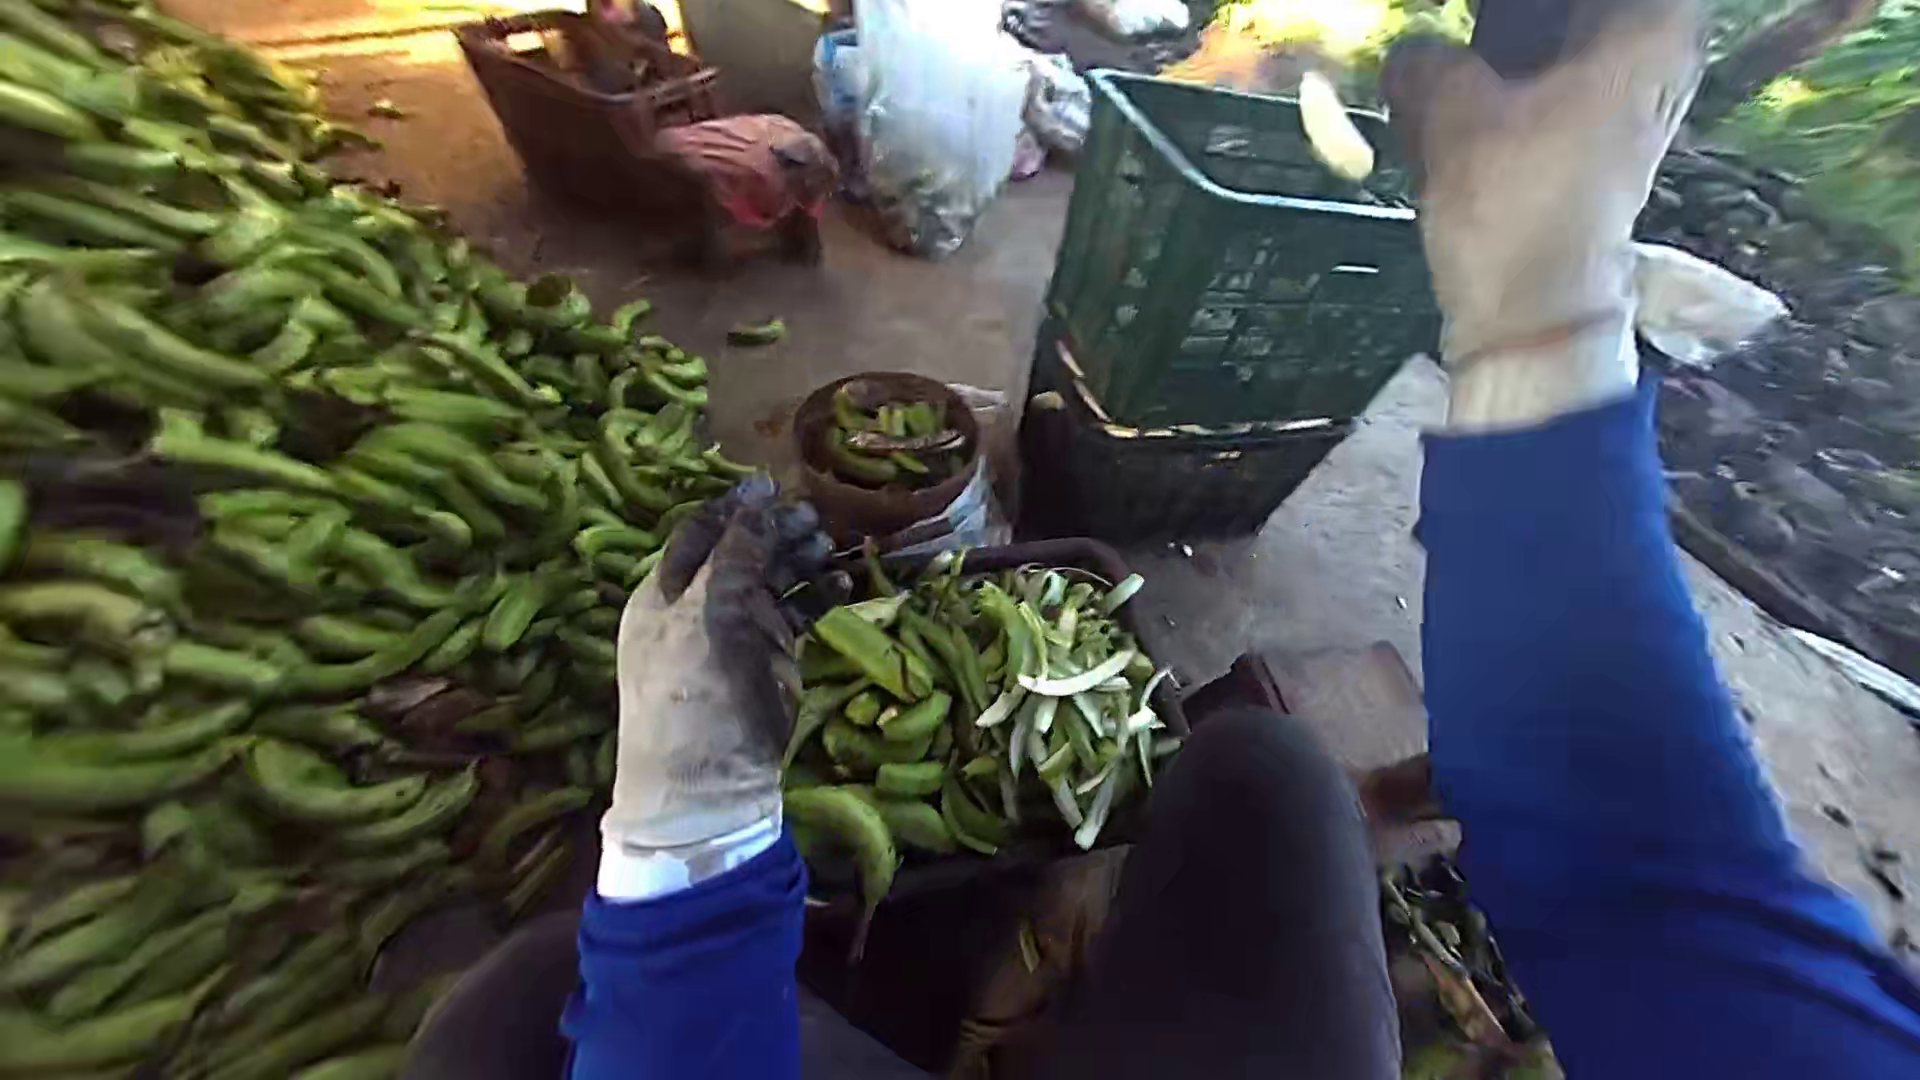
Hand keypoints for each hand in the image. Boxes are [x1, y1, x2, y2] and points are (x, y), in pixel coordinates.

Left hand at [600, 477, 832, 895]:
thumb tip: (757, 500)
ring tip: (831, 547)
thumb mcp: (708, 615)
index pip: (703, 532)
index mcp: (671, 590)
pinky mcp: (775, 649)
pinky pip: (801, 609)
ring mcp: (743, 625)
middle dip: (779, 530)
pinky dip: (821, 595)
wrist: (711, 778)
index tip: (772, 484)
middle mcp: (706, 601)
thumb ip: (734, 556)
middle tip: (815, 519)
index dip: (736, 507)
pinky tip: (843, 587)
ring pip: (778, 576)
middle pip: (747, 550)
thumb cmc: (694, 689)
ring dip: (804, 559)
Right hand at [1383, 0, 1703, 428]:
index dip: (1512, 13)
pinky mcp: (1585, 158)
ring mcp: (1620, 112)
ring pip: (1546, 69)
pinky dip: (1493, 115)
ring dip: (1484, 80)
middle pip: (1562, 25)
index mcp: (1648, 24)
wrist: (1527, 306)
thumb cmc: (1508, 203)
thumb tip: (1405, 50)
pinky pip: (1539, 111)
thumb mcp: (1456, 125)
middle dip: (1490, 41)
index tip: (1460, 28)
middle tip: (1432, 65)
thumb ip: (1429, 71)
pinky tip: (1445, 136)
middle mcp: (1652, 57)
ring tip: (1425, 101)